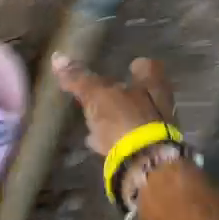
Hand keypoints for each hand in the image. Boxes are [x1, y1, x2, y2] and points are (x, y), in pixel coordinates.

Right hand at [51, 55, 177, 154]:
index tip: (129, 65)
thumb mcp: (96, 96)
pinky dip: (116, 138)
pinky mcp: (147, 150)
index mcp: (152, 85)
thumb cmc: (123, 119)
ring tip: (99, 119)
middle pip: (144, 93)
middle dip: (126, 94)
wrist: (143, 161)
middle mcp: (160, 104)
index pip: (149, 67)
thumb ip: (79, 79)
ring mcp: (156, 129)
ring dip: (120, 117)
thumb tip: (57, 57)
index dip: (138, 65)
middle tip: (107, 93)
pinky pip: (129, 139)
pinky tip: (100, 141)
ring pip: (135, 117)